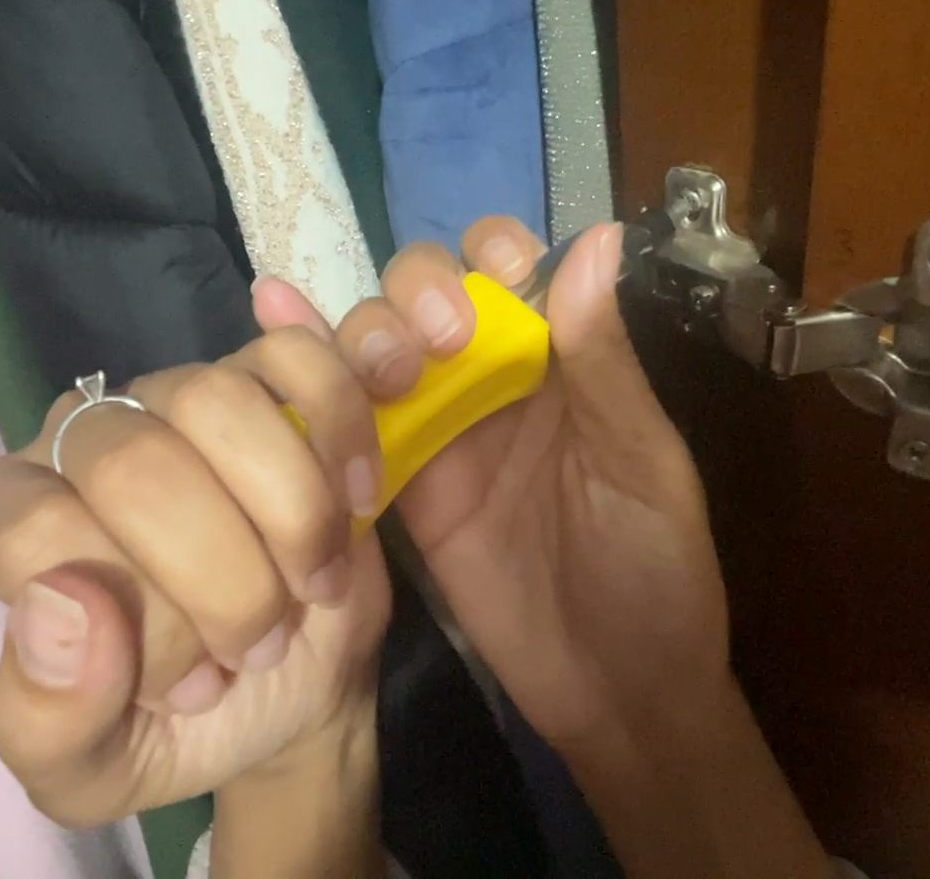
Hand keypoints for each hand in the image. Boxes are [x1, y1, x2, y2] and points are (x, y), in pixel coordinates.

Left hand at [0, 287, 390, 827]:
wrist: (295, 682)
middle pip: (135, 463)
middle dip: (226, 578)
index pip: (37, 533)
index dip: (137, 618)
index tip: (199, 681)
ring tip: (315, 579)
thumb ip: (47, 718)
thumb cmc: (185, 719)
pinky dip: (340, 426)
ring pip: (217, 398)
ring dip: (292, 512)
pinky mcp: (272, 378)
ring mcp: (184, 393)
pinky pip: (297, 354)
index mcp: (20, 527)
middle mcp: (90, 439)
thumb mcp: (95, 770)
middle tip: (264, 644)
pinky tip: (355, 493)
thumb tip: (65, 604)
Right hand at [315, 217, 731, 745]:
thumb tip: (599, 237)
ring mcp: (439, 431)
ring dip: (366, 334)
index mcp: (560, 360)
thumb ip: (605, 359)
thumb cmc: (652, 568)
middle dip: (420, 293)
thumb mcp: (639, 461)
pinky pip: (350, 423)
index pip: (514, 271)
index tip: (495, 270)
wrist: (612, 691)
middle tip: (439, 342)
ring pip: (380, 348)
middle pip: (429, 296)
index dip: (495, 251)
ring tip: (379, 371)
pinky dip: (313, 378)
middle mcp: (491, 380)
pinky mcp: (399, 485)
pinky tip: (276, 326)